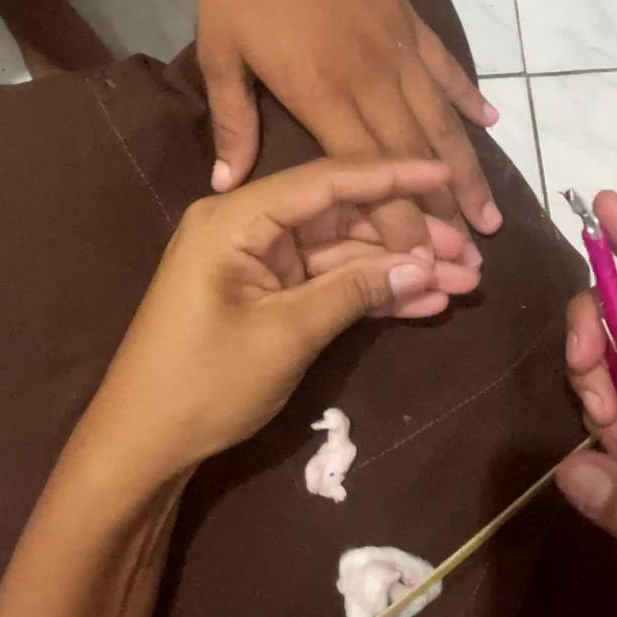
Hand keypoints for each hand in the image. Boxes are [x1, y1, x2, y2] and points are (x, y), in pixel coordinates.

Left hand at [82, 158, 478, 479]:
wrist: (145, 444)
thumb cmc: (204, 382)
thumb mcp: (286, 334)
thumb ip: (355, 290)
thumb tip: (428, 265)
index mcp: (237, 218)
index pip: (326, 181)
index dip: (390, 176)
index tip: (445, 173)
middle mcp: (249, 228)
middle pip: (341, 217)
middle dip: (406, 236)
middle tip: (470, 253)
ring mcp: (260, 263)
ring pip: (343, 254)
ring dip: (399, 269)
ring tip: (465, 281)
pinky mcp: (269, 295)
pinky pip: (328, 284)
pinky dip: (371, 295)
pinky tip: (424, 303)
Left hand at [193, 0, 501, 255]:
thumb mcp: (219, 51)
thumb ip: (233, 121)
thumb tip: (226, 181)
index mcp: (323, 95)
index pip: (369, 173)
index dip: (399, 220)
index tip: (423, 260)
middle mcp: (372, 79)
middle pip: (416, 156)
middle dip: (445, 209)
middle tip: (473, 255)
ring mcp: (398, 48)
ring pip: (441, 121)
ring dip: (468, 169)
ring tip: (489, 212)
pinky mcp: (407, 21)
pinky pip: (446, 67)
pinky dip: (468, 98)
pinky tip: (489, 122)